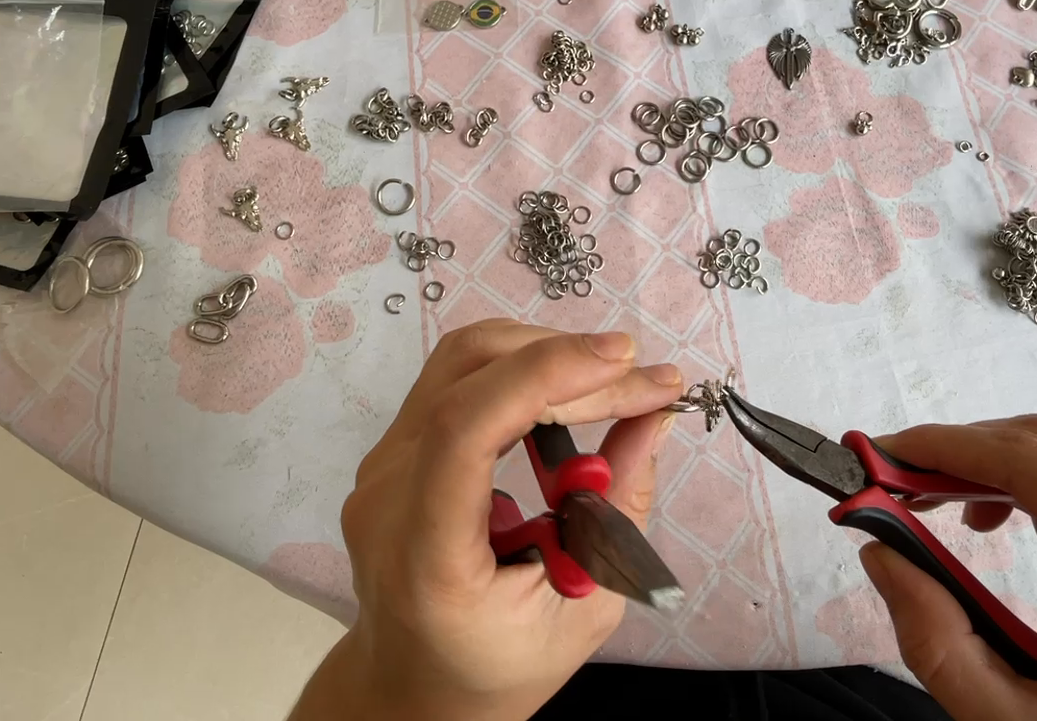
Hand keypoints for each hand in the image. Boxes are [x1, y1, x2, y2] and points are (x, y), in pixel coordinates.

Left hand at [290, 319, 683, 720]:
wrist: (409, 684)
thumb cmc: (497, 664)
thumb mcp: (584, 609)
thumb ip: (621, 510)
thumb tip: (654, 415)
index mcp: (425, 555)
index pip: (465, 428)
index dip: (545, 374)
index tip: (627, 361)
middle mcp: (386, 492)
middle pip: (469, 375)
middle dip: (570, 362)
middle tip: (645, 377)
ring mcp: (381, 460)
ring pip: (462, 356)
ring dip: (544, 351)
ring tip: (609, 378)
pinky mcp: (394, 443)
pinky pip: (458, 374)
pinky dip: (521, 364)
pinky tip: (566, 387)